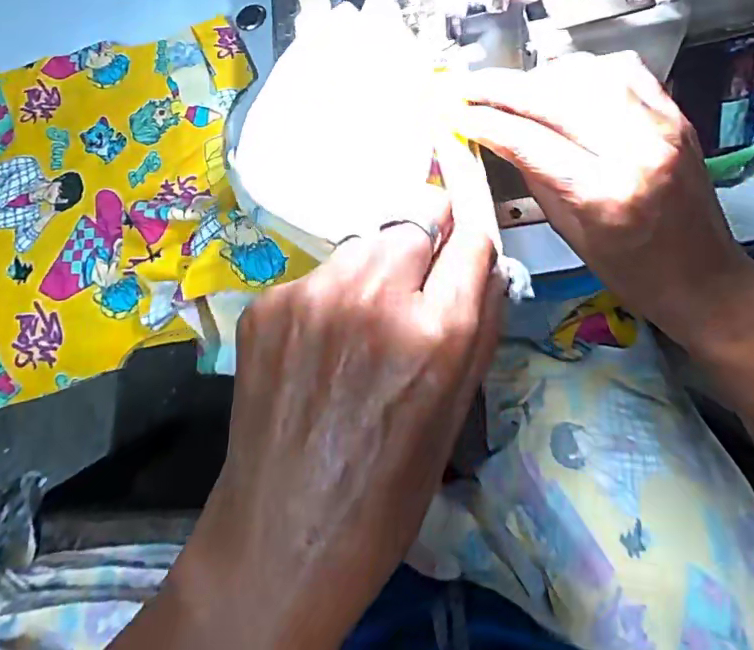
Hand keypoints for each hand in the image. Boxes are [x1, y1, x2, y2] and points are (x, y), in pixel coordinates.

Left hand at [119, 188, 499, 649]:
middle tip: (410, 287)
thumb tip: (487, 266)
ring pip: (359, 243)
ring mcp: (311, 294)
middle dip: (420, 247)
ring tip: (360, 319)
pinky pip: (313, 277)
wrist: (284, 531)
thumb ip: (479, 327)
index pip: (468, 240)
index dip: (468, 245)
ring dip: (370, 268)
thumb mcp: (456, 412)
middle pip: (410, 223)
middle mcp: (372, 295)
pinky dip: (324, 297)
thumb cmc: (388, 489)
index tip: (461, 249)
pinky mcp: (267, 302)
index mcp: (435, 330)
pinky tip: (317, 346)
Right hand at [455, 52, 753, 357]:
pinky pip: (622, 70)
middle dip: (502, 88)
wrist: (707, 278)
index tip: (457, 113)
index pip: (528, 139)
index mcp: (604, 193)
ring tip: (516, 88)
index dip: (484, 121)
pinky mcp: (674, 115)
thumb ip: (531, 173)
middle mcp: (636, 151)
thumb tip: (494, 134)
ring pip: (586, 72)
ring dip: (540, 75)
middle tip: (470, 87)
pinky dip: (586, 69)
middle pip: (552, 98)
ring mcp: (660, 126)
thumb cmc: (633, 270)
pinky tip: (565, 82)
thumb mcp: (567, 230)